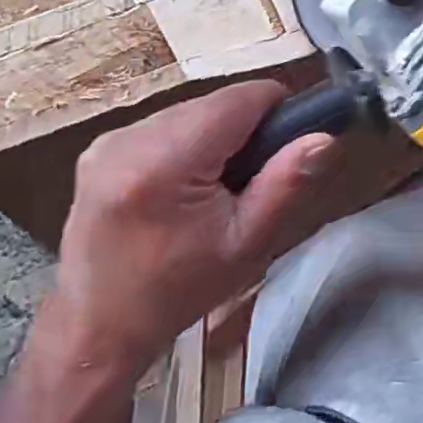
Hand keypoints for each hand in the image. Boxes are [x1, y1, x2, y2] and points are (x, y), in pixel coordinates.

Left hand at [49, 80, 335, 375]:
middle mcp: (129, 139)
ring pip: (187, 111)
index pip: (238, 98)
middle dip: (242, 130)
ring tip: (213, 189)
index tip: (288, 140)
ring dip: (212, 136)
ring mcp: (108, 141)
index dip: (274, 109)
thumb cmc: (178, 292)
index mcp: (165, 163)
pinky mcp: (98, 147)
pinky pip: (160, 126)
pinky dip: (183, 144)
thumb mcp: (246, 245)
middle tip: (248, 181)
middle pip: (212, 103)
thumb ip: (286, 184)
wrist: (98, 324)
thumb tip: (324, 137)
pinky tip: (181, 187)